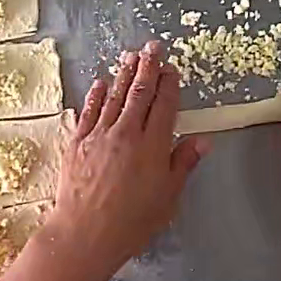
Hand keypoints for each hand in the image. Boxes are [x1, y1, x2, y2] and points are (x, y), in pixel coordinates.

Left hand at [37, 41, 209, 280]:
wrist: (84, 234)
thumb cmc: (132, 222)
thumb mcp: (167, 198)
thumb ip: (183, 164)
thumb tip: (203, 140)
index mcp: (152, 145)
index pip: (164, 105)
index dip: (169, 85)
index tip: (171, 69)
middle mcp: (126, 132)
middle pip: (139, 92)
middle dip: (148, 67)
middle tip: (153, 47)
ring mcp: (99, 133)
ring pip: (114, 95)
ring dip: (124, 73)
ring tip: (131, 55)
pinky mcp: (77, 140)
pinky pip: (88, 110)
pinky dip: (96, 94)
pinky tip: (100, 82)